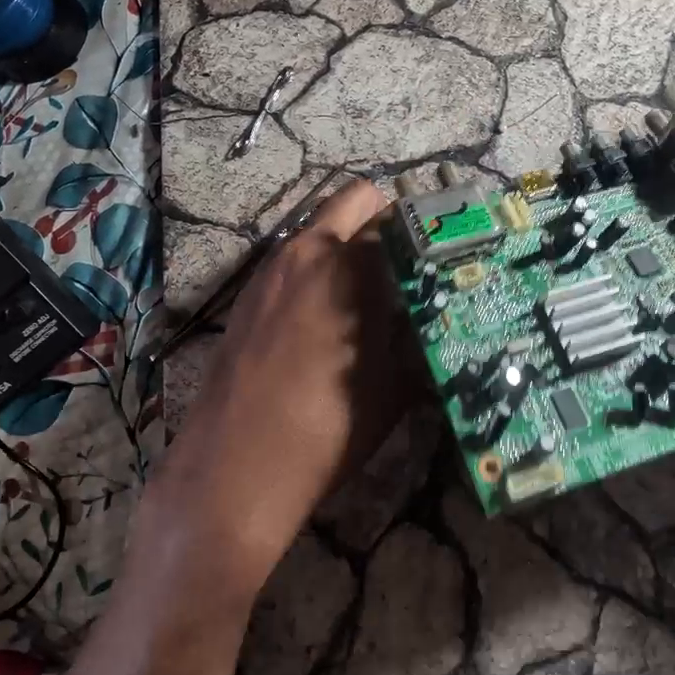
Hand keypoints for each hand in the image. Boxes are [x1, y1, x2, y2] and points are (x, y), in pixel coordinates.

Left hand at [62, 180, 419, 674]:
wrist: (232, 471)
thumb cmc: (325, 430)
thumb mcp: (392, 389)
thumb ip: (415, 339)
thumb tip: (434, 316)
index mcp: (348, 265)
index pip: (397, 219)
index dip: (425, 233)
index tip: (441, 255)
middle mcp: (305, 252)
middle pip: (353, 203)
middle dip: (385, 221)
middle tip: (409, 263)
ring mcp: (268, 271)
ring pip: (319, 231)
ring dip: (347, 245)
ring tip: (372, 292)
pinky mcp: (246, 297)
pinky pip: (292, 262)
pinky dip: (316, 270)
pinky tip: (328, 318)